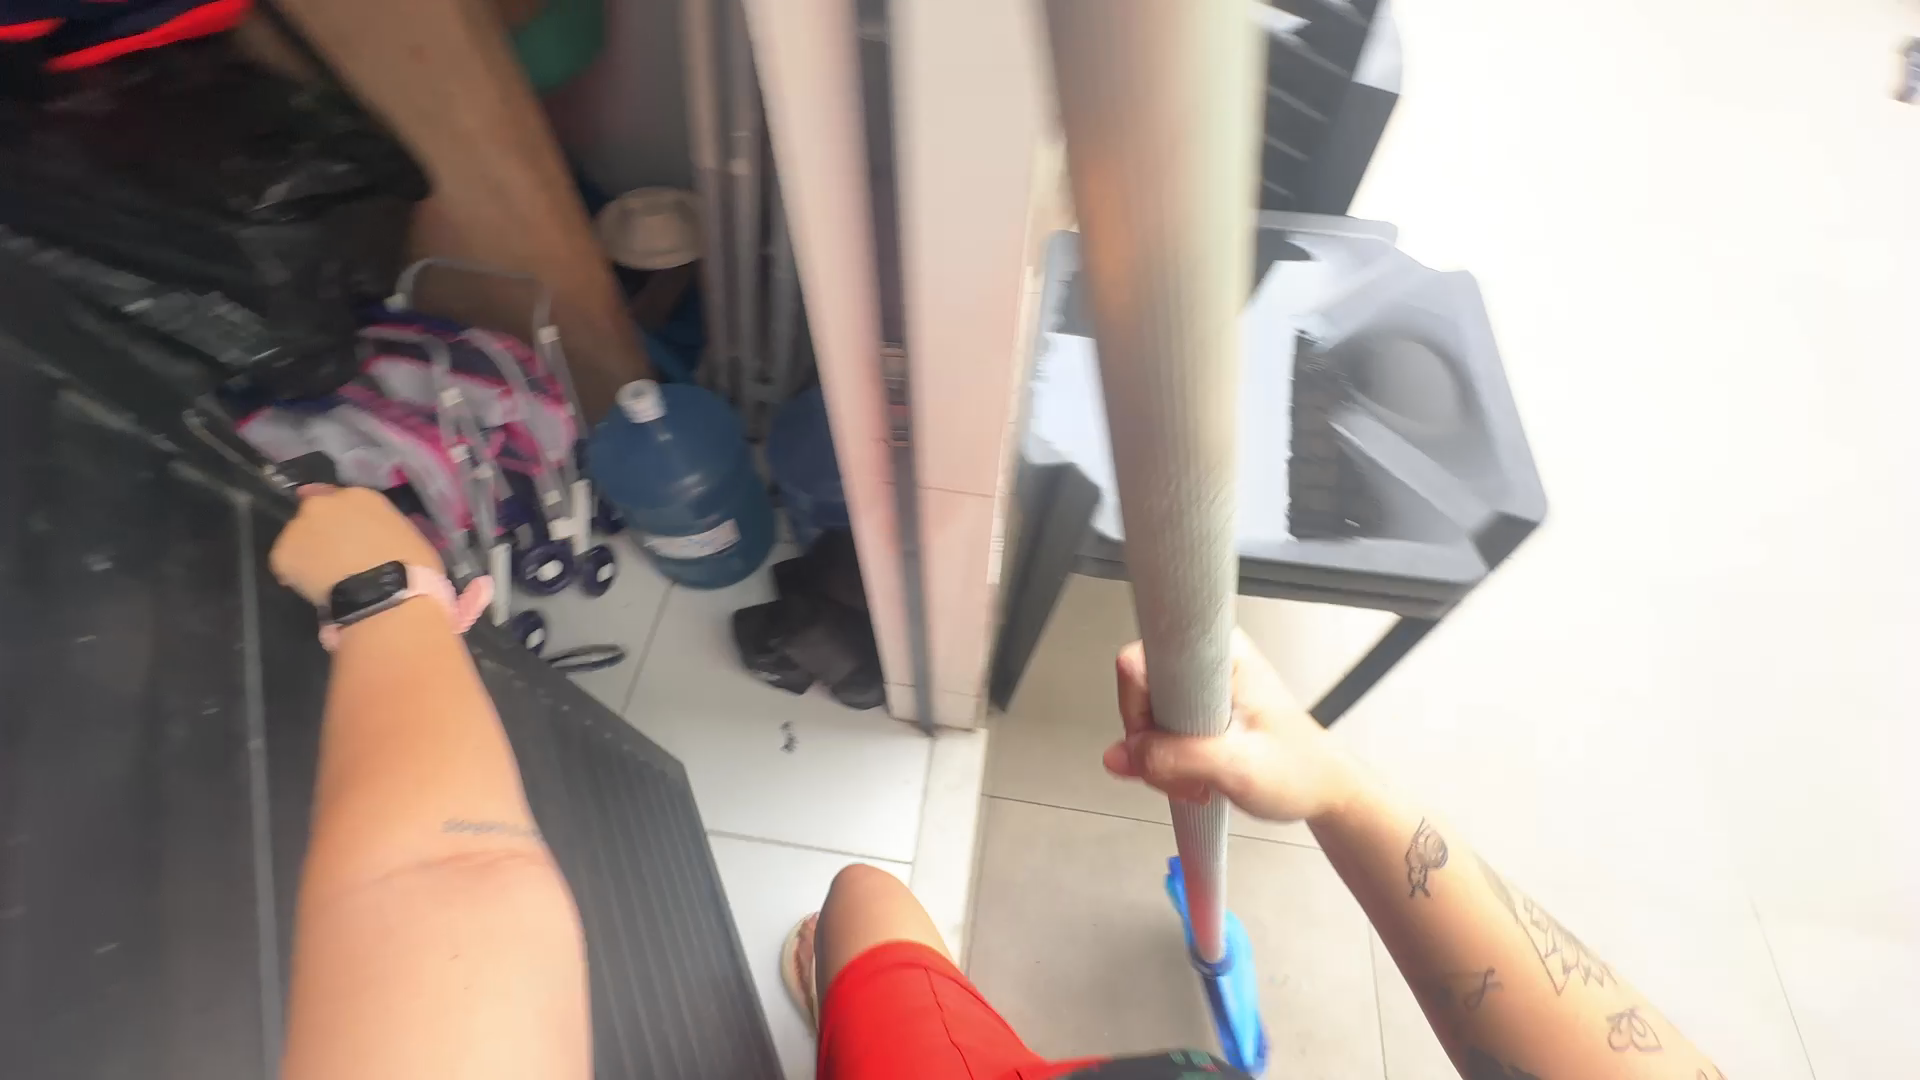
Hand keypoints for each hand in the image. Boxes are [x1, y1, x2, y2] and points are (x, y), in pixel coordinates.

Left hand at [269, 485, 443, 605]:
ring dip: (312, 551)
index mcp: (361, 496)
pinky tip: (320, 587)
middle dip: (325, 530)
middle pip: (316, 514)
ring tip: (332, 575)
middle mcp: (324, 505)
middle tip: (341, 554)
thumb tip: (369, 533)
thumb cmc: (412, 565)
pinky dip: (299, 573)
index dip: (345, 516)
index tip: (350, 530)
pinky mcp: (281, 555)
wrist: (386, 595)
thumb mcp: (406, 534)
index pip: (342, 495)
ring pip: (300, 538)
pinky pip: (288, 563)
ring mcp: (297, 528)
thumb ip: (380, 526)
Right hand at [1102, 630, 1360, 822]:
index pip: (1144, 659)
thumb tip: (1120, 756)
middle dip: (1149, 740)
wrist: (1322, 788)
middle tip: (1179, 774)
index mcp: (1219, 652)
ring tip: (1192, 780)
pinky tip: (1187, 775)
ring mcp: (1197, 681)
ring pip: (1143, 711)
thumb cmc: (1299, 770)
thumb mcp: (1237, 768)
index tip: (1155, 738)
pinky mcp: (1194, 702)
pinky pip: (1154, 724)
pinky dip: (1162, 756)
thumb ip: (1175, 758)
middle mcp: (1204, 658)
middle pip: (1138, 688)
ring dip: (1156, 754)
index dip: (1139, 704)